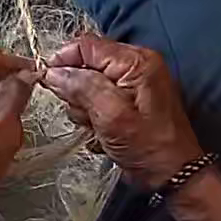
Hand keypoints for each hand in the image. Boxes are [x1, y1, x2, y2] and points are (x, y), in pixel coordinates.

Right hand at [40, 34, 205, 188]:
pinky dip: (91, 112)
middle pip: (85, 63)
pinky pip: (96, 96)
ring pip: (87, 82)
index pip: (86, 45)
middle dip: (76, 89)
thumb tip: (53, 72)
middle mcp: (135, 64)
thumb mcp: (111, 115)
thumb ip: (82, 87)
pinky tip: (100, 129)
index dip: (63, 61)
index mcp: (135, 60)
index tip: (48, 83)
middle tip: (85, 113)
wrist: (173, 175)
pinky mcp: (127, 98)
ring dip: (82, 105)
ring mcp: (132, 81)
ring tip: (95, 125)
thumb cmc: (147, 146)